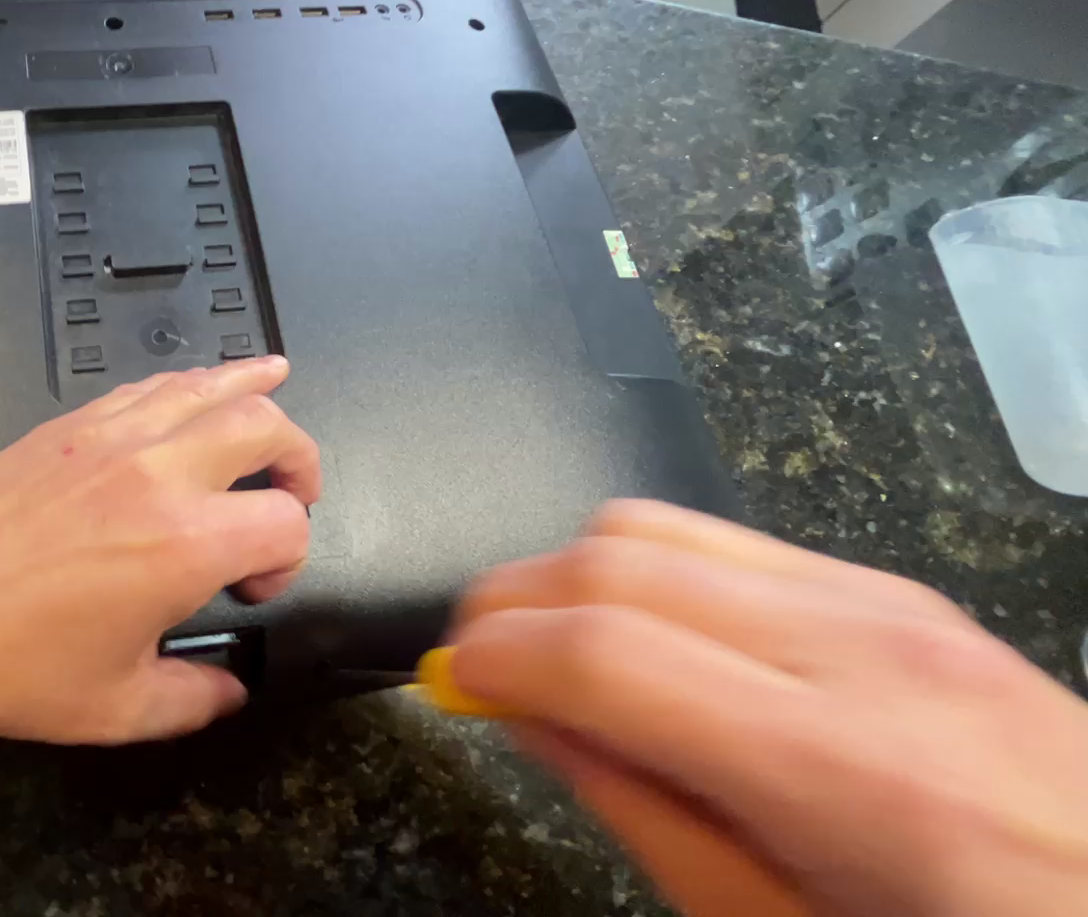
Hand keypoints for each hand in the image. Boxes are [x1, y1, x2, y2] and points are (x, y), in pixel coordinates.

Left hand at [0, 356, 318, 747]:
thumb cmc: (4, 667)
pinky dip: (189, 383)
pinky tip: (196, 389)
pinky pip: (148, 386)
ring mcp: (109, 436)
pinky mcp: (69, 423)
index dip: (290, 557)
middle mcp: (156, 473)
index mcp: (182, 544)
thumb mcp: (117, 709)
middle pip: (267, 425)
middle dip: (299, 456)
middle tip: (293, 489)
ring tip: (277, 381)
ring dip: (254, 389)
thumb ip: (195, 699)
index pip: (286, 522)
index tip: (254, 584)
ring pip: (210, 384)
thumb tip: (229, 689)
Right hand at [450, 500, 1087, 916]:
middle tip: (474, 653)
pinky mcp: (880, 583)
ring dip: (558, 571)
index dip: (499, 654)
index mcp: (850, 779)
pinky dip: (626, 563)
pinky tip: (629, 620)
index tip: (453, 679)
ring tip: (540, 634)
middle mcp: (864, 656)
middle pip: (614, 566)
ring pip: (643, 527)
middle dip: (508, 599)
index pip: (608, 656)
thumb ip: (635, 807)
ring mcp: (878, 601)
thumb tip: (525, 711)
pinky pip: (704, 532)